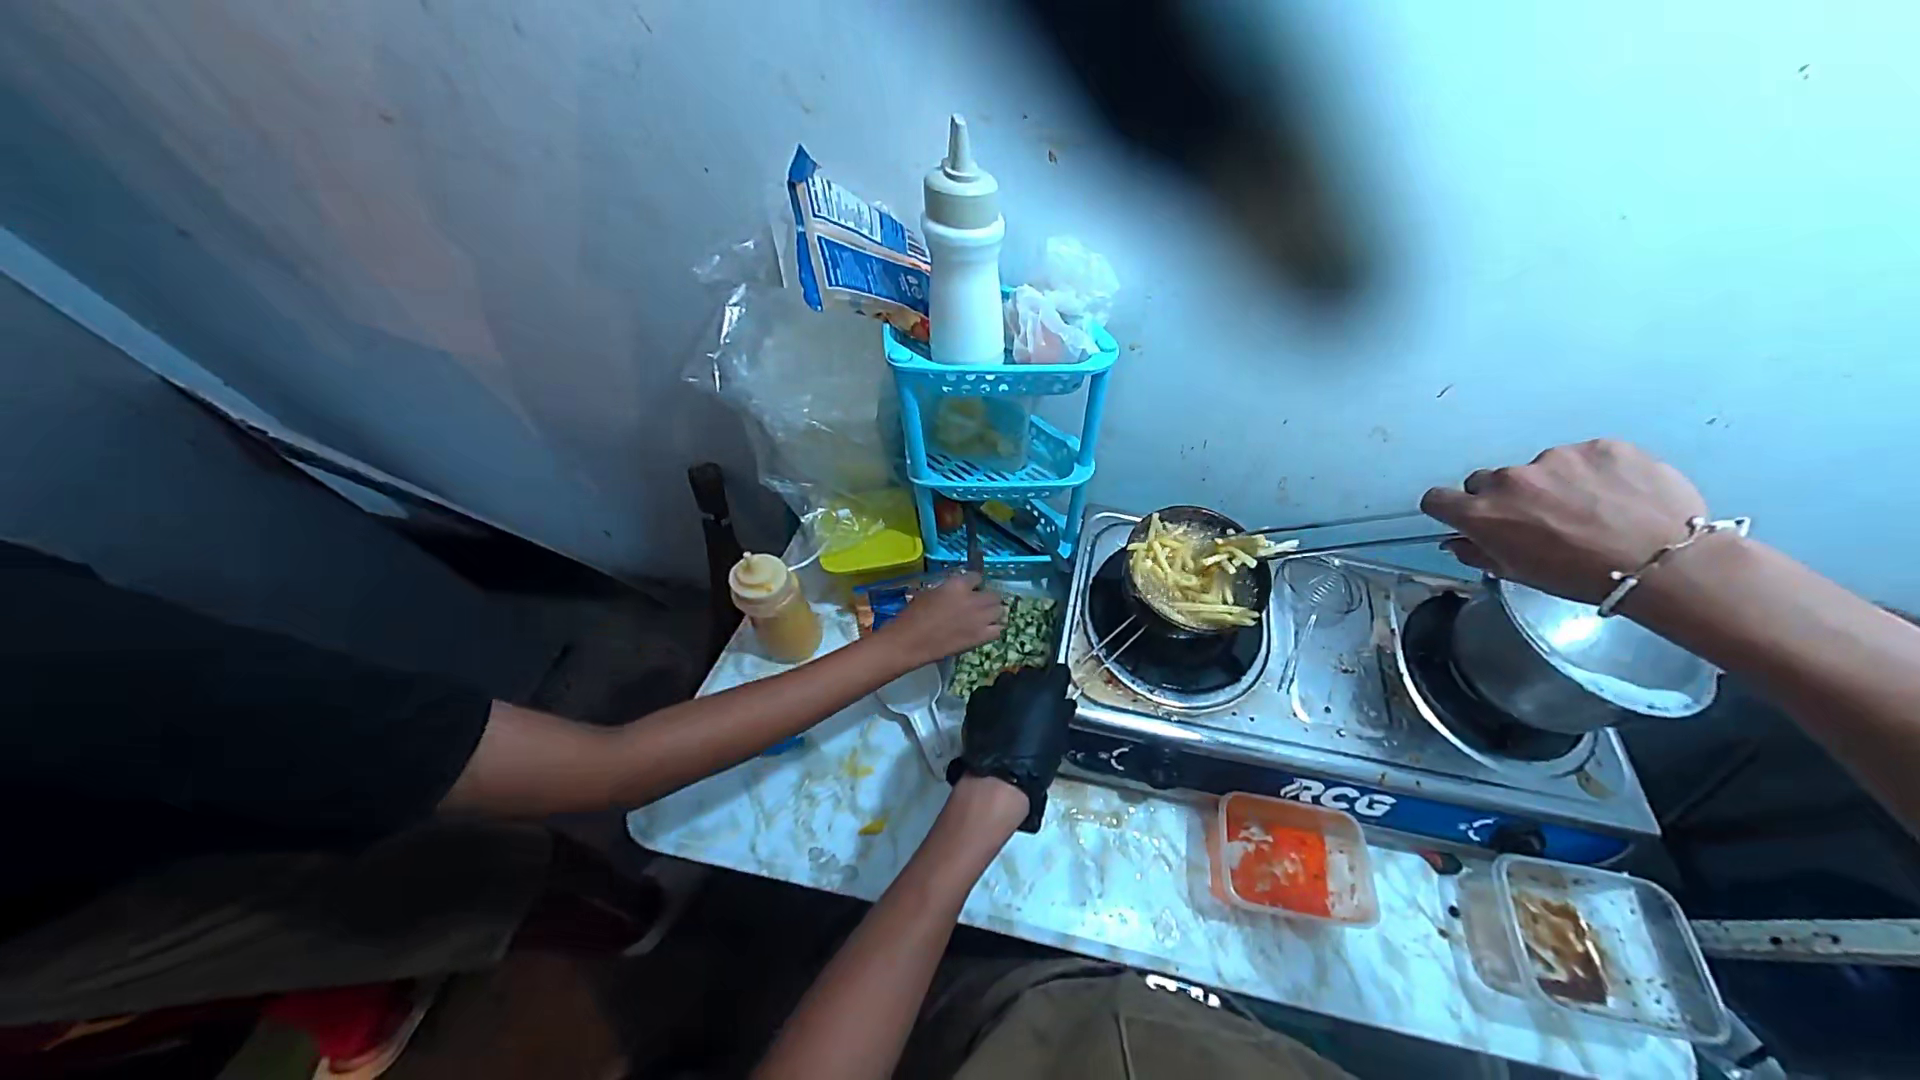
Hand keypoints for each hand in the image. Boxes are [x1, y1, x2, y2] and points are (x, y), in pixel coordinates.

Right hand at [877, 572, 1003, 665]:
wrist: (910, 641)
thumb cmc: (913, 615)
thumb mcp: (929, 592)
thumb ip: (947, 589)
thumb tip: (954, 591)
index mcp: (958, 585)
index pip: (977, 577)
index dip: (974, 583)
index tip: (970, 587)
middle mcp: (974, 599)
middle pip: (994, 594)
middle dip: (988, 598)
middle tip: (979, 603)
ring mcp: (980, 619)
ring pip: (1000, 610)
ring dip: (993, 612)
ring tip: (984, 616)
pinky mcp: (980, 637)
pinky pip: (998, 630)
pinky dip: (994, 628)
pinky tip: (985, 630)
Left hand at [946, 665, 1072, 832]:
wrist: (1000, 775)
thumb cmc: (1038, 761)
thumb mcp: (1058, 737)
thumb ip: (1060, 714)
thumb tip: (1062, 703)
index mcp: (1047, 689)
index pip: (1058, 671)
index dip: (1057, 680)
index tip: (1055, 689)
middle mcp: (1022, 681)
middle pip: (1029, 673)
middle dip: (1031, 685)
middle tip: (1031, 703)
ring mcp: (997, 687)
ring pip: (1007, 681)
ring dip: (1010, 691)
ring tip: (1008, 711)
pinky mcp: (977, 697)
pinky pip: (987, 694)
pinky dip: (990, 702)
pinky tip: (991, 718)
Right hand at [1420, 439, 1709, 602]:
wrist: (1666, 563)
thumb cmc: (1583, 576)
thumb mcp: (1518, 573)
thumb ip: (1478, 552)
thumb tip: (1460, 541)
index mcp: (1481, 513)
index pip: (1437, 499)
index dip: (1450, 509)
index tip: (1467, 517)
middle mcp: (1509, 479)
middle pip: (1487, 481)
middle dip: (1504, 497)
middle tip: (1537, 518)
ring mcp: (1555, 458)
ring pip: (1538, 468)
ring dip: (1551, 484)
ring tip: (1589, 509)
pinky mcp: (1599, 447)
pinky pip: (1584, 457)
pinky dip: (1592, 473)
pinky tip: (1615, 496)